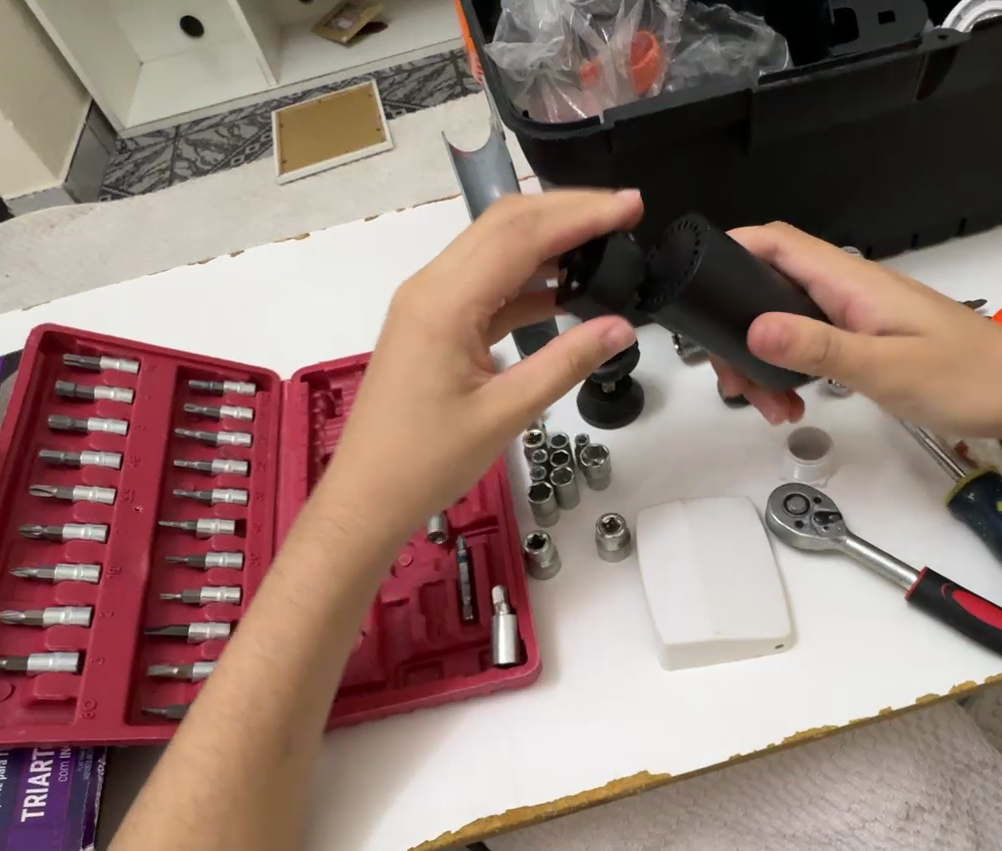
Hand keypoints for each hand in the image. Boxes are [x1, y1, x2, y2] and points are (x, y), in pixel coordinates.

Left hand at [314, 190, 641, 539]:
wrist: (369, 494)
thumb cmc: (429, 461)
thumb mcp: (505, 414)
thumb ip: (565, 364)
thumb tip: (622, 327)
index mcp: (445, 302)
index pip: (521, 235)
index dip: (580, 214)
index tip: (631, 206)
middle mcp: (432, 287)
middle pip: (504, 225)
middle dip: (567, 212)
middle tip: (625, 215)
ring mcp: (428, 304)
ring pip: (494, 250)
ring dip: (548, 242)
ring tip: (604, 246)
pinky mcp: (432, 324)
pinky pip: (485, 286)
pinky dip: (527, 281)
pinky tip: (564, 292)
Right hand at [714, 222, 1001, 436]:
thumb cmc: (967, 378)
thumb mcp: (887, 367)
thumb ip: (820, 348)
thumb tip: (755, 329)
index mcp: (852, 283)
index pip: (778, 243)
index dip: (732, 248)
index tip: (695, 280)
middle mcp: (848, 291)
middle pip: (769, 290)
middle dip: (741, 334)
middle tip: (736, 383)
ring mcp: (854, 316)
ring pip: (785, 326)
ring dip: (765, 364)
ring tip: (773, 408)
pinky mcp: (862, 341)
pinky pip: (808, 348)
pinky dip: (791, 374)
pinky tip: (794, 405)